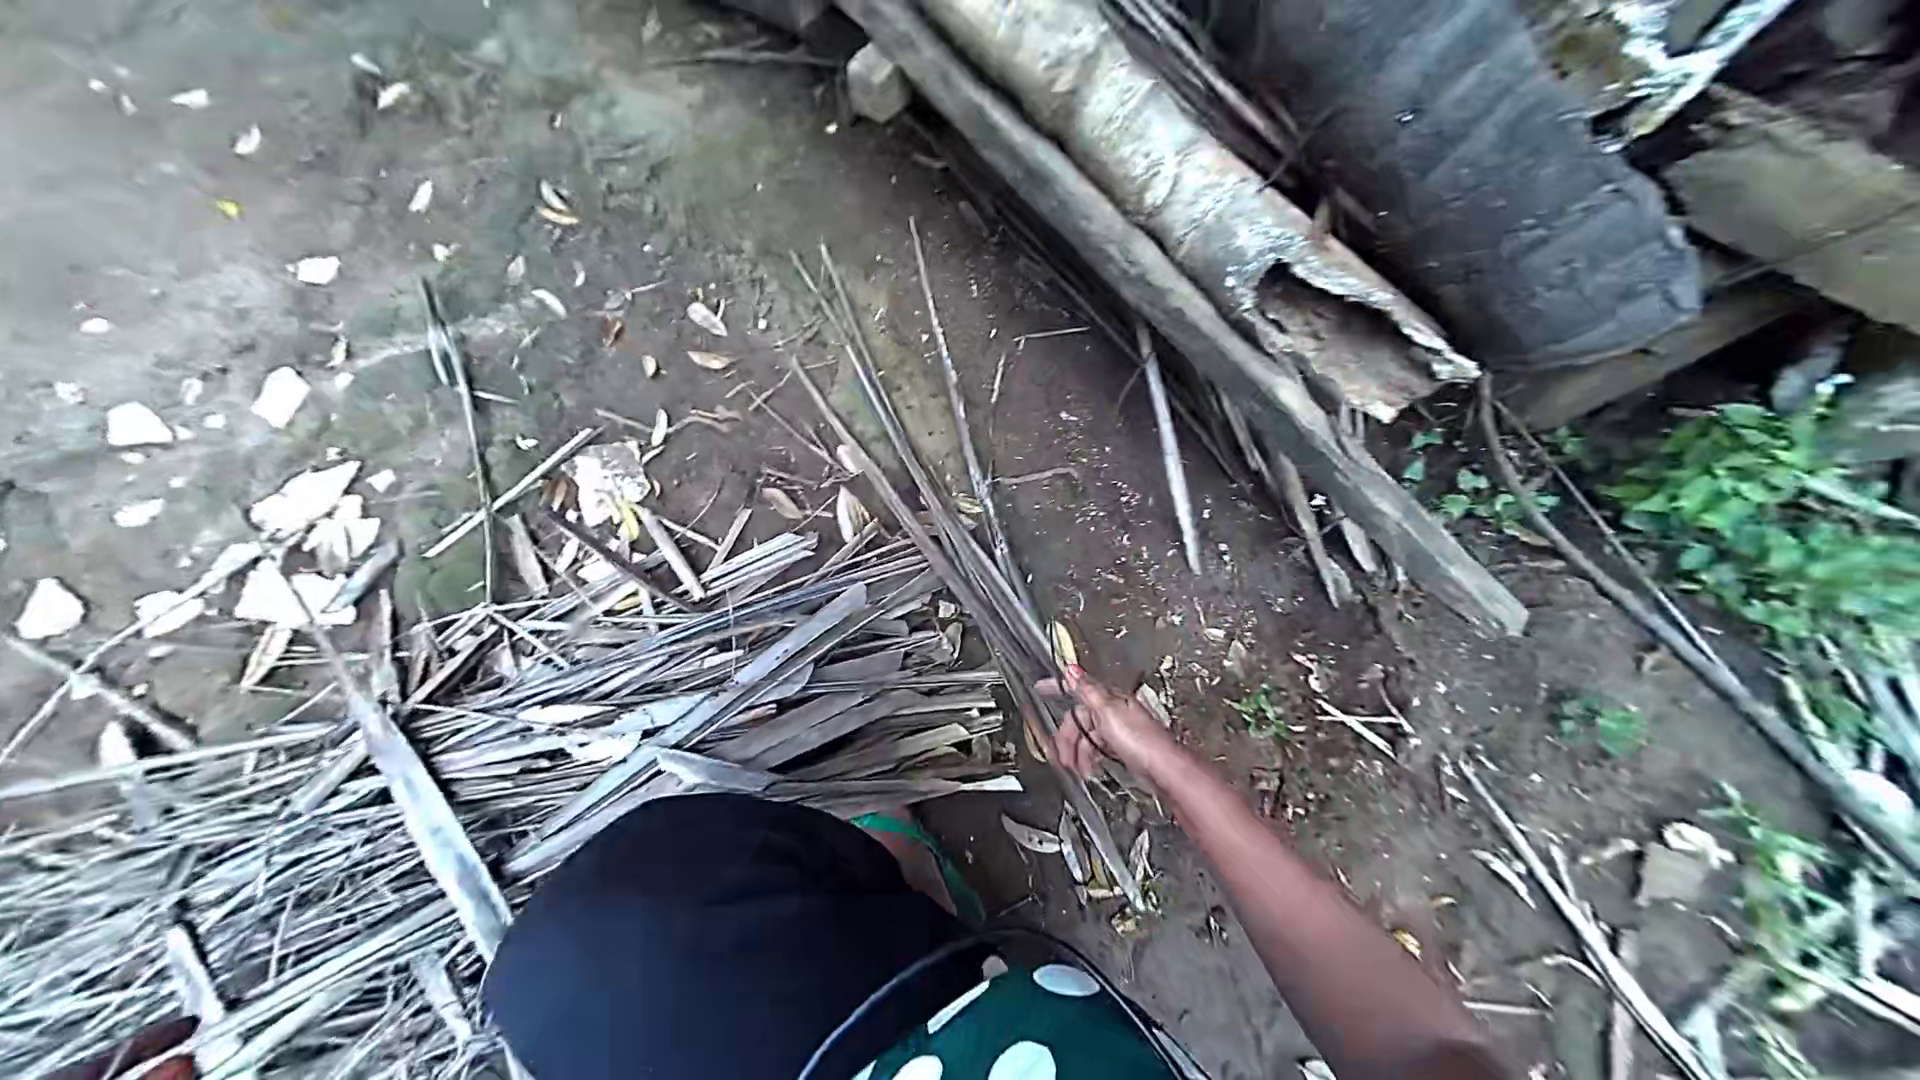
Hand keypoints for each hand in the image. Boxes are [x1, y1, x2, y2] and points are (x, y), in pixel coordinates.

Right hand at [1035, 665, 1181, 779]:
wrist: (1163, 770)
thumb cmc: (1141, 740)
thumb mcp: (1106, 712)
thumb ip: (1087, 691)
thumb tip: (1071, 669)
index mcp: (1109, 699)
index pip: (1078, 688)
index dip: (1058, 688)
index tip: (1041, 688)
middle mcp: (1114, 711)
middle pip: (1079, 719)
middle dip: (1066, 737)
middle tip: (1059, 754)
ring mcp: (1119, 730)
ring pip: (1087, 737)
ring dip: (1078, 753)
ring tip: (1076, 768)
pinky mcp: (1124, 748)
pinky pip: (1098, 749)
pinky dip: (1090, 759)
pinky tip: (1089, 769)